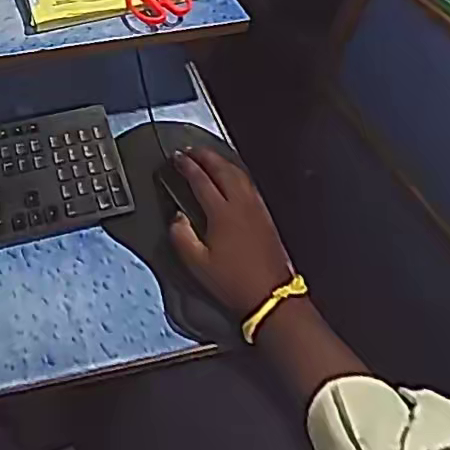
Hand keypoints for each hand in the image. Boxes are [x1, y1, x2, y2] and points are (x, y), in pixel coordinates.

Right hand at [167, 146, 294, 315]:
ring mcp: (256, 209)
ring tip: (209, 157)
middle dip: (205, 156)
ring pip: (239, 174)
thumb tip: (177, 217)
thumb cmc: (233, 282)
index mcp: (222, 213)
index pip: (201, 180)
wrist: (272, 299)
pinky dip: (236, 173)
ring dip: (221, 161)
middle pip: (222, 170)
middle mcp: (241, 205)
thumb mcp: (196, 263)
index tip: (176, 158)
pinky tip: (231, 176)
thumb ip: (181, 235)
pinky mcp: (266, 217)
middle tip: (191, 150)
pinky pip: (249, 184)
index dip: (187, 166)